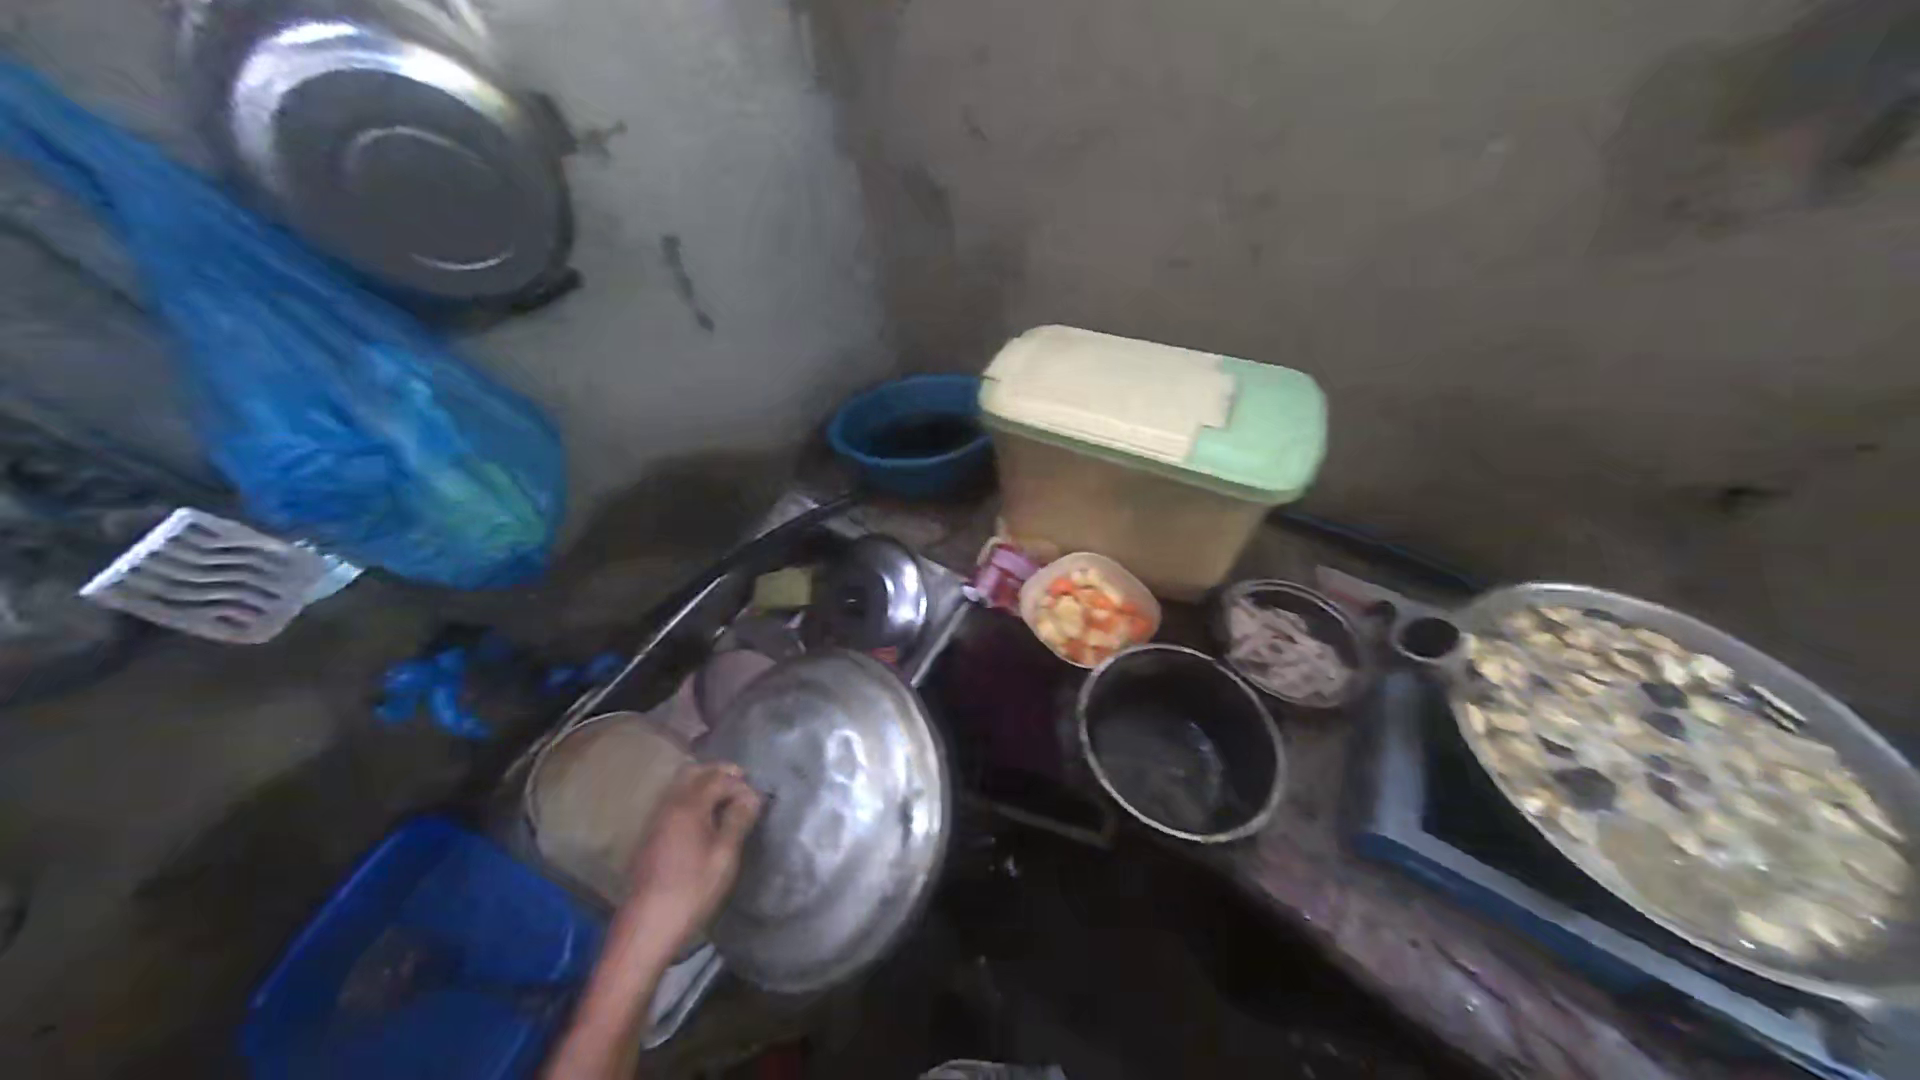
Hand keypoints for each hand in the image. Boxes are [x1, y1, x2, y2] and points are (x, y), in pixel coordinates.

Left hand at [624, 762, 763, 953]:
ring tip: (726, 800)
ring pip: (680, 785)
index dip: (740, 784)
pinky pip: (673, 800)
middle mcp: (668, 805)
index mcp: (688, 806)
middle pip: (694, 772)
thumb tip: (752, 796)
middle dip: (719, 773)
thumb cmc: (692, 891)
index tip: (757, 801)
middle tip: (742, 785)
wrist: (646, 928)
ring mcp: (655, 819)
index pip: (718, 778)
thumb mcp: (724, 857)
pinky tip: (705, 818)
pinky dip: (692, 797)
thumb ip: (738, 820)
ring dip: (704, 783)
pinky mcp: (650, 834)